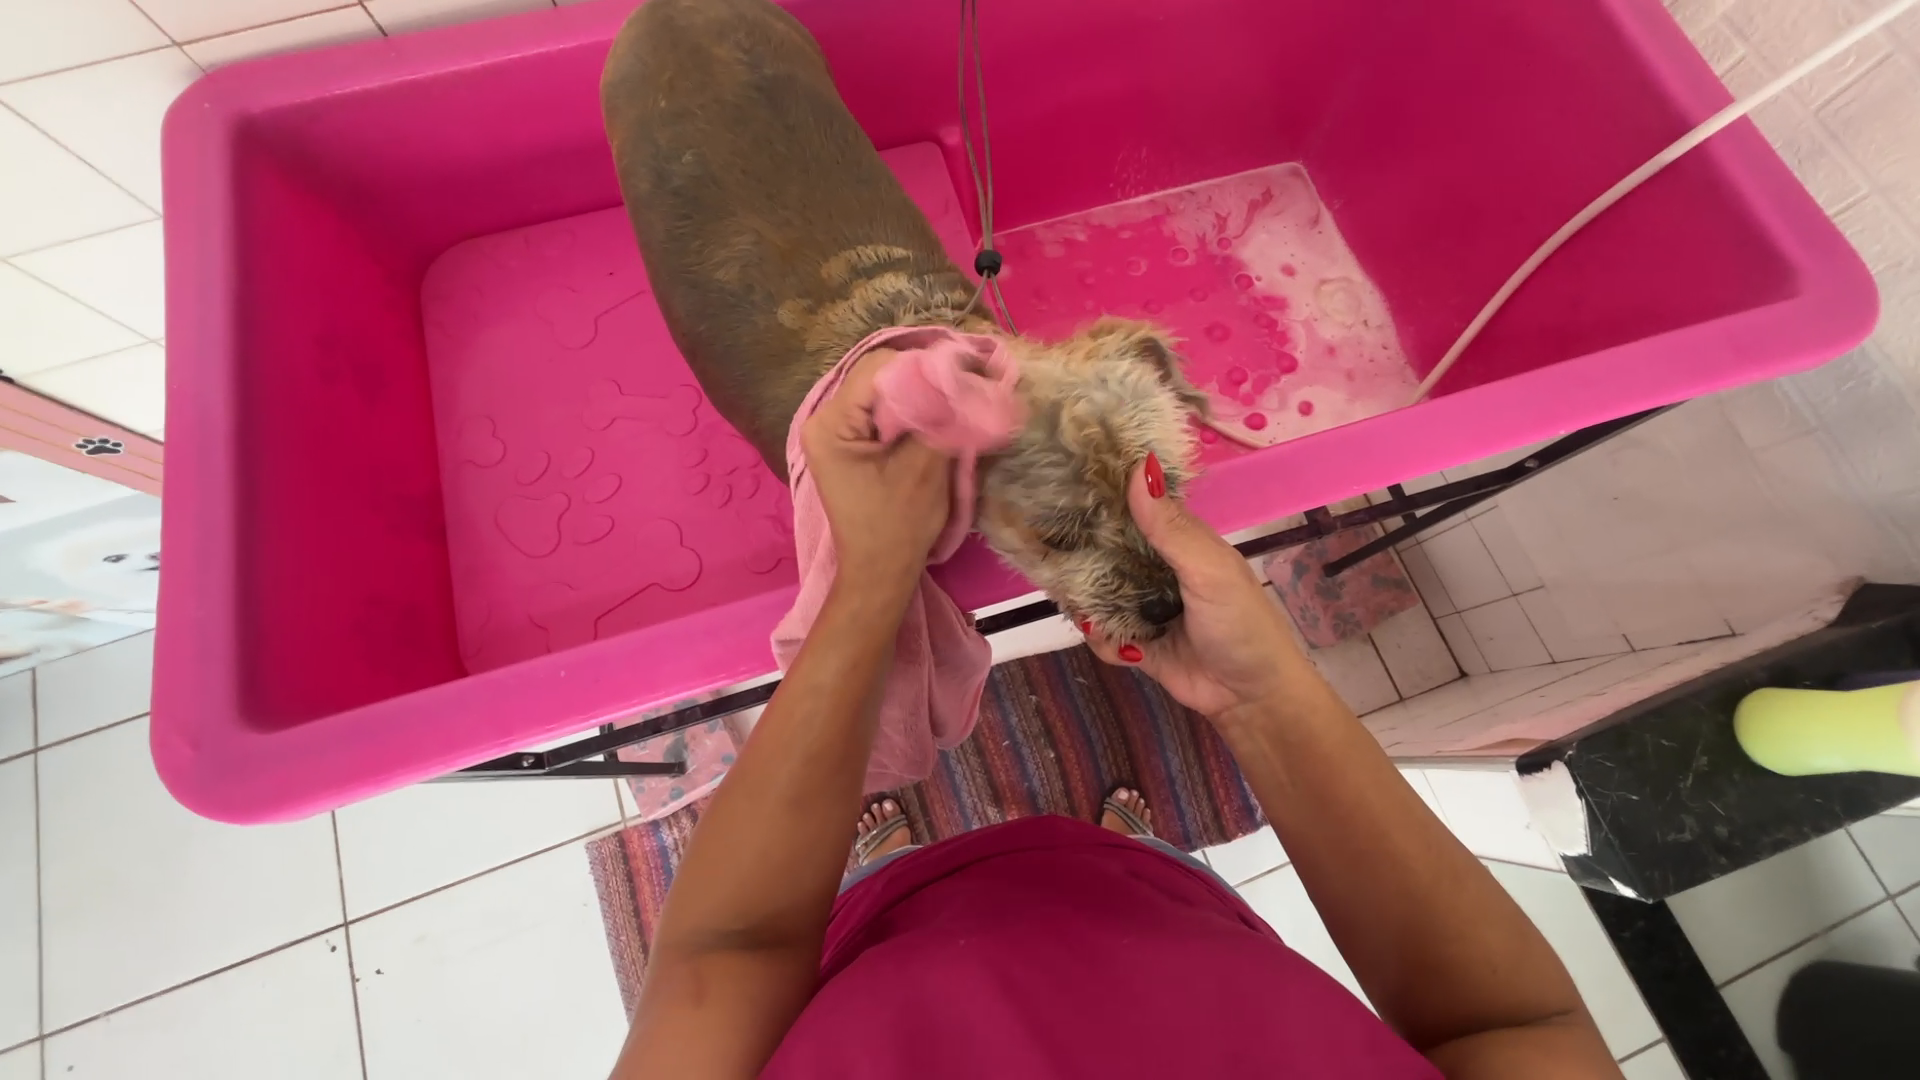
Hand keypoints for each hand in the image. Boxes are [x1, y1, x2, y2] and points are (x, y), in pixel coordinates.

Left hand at [800, 354, 953, 596]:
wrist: (880, 571)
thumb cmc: (898, 527)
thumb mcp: (924, 469)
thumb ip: (939, 419)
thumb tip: (965, 377)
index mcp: (830, 424)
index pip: (879, 369)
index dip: (925, 367)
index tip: (964, 377)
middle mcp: (824, 418)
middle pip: (880, 376)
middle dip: (925, 379)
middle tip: (965, 388)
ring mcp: (835, 429)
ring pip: (885, 391)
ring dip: (922, 395)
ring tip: (955, 403)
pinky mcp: (850, 440)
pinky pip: (884, 410)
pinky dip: (912, 411)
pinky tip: (936, 420)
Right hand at [1085, 460, 1303, 723]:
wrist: (1252, 697)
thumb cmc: (1241, 623)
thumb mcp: (1209, 570)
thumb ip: (1171, 527)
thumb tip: (1139, 467)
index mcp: (1177, 542)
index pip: (1132, 507)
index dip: (1100, 497)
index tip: (1061, 486)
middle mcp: (1153, 569)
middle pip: (1103, 551)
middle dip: (1078, 554)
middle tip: (1045, 551)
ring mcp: (1141, 606)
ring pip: (1094, 593)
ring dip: (1086, 602)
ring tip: (1086, 609)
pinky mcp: (1133, 642)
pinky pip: (1102, 635)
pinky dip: (1105, 642)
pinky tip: (1126, 650)